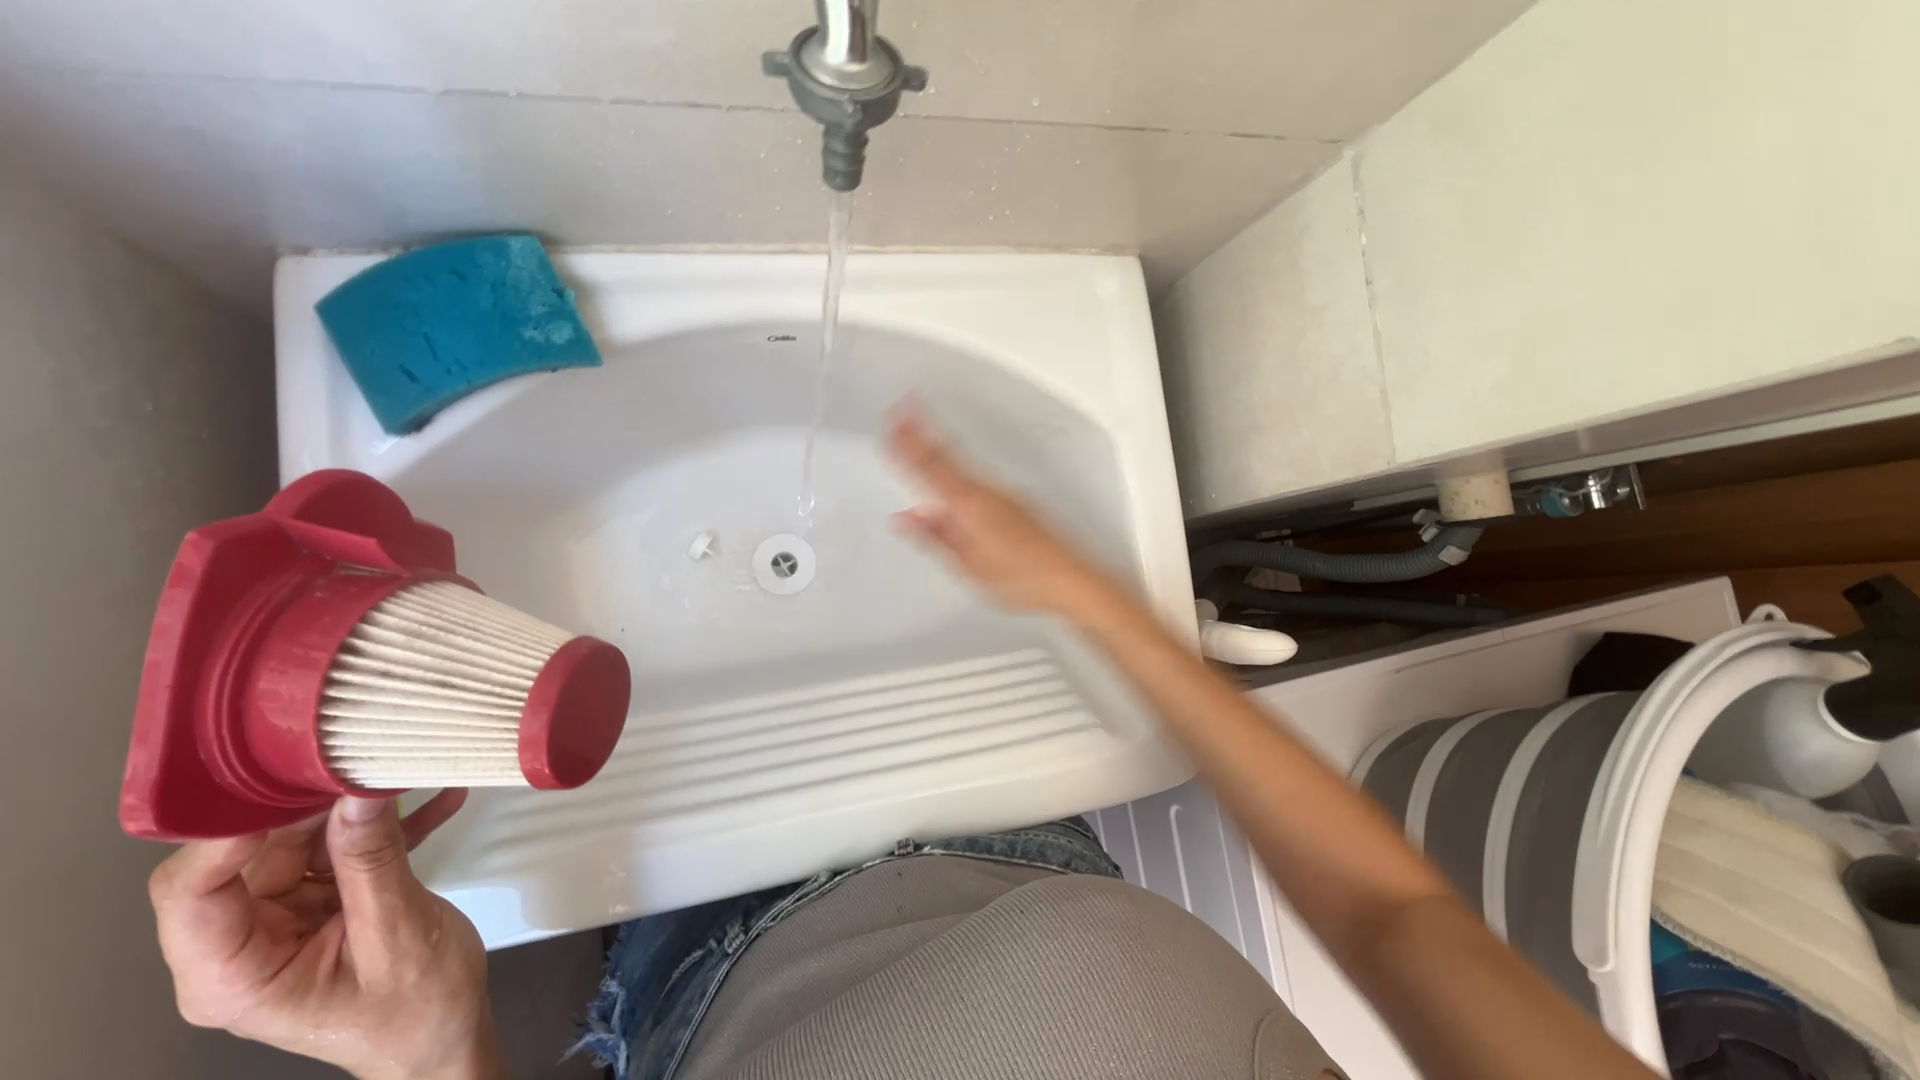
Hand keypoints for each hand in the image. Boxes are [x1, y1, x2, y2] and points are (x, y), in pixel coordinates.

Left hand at [148, 792, 504, 1079]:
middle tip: (366, 762)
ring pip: (303, 841)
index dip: (225, 835)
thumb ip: (374, 862)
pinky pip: (346, 852)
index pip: (192, 894)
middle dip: (311, 807)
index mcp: (233, 974)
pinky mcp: (325, 902)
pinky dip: (392, 827)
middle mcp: (245, 942)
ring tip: (411, 771)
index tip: (284, 783)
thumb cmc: (414, 1010)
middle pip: (253, 855)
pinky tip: (439, 800)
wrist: (445, 1039)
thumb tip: (358, 790)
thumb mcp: (399, 935)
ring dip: (361, 809)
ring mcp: (286, 918)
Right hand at [886, 406, 1115, 616]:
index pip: (930, 468)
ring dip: (940, 451)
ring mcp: (1004, 495)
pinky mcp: (1015, 503)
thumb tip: (906, 518)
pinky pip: (978, 480)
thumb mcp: (967, 565)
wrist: (1070, 578)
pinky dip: (959, 470)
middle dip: (922, 434)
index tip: (892, 423)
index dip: (908, 445)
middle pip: (947, 458)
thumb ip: (934, 537)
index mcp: (969, 505)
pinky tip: (955, 480)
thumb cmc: (1022, 577)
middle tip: (904, 408)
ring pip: (963, 468)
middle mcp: (987, 492)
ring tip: (921, 434)